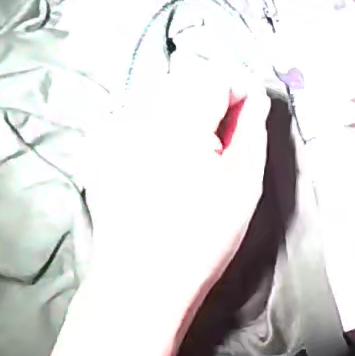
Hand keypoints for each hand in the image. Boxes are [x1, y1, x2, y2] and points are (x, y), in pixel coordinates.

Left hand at [88, 67, 270, 309]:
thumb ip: (253, 128)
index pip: (218, 75)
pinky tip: (165, 161)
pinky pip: (135, 117)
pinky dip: (156, 126)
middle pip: (187, 79)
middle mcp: (140, 112)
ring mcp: (113, 130)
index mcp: (180, 116)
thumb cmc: (202, 234)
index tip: (252, 118)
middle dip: (213, 99)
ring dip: (185, 111)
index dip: (242, 91)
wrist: (142, 280)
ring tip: (198, 155)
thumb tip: (255, 98)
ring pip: (160, 96)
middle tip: (227, 141)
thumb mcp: (244, 182)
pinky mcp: (100, 149)